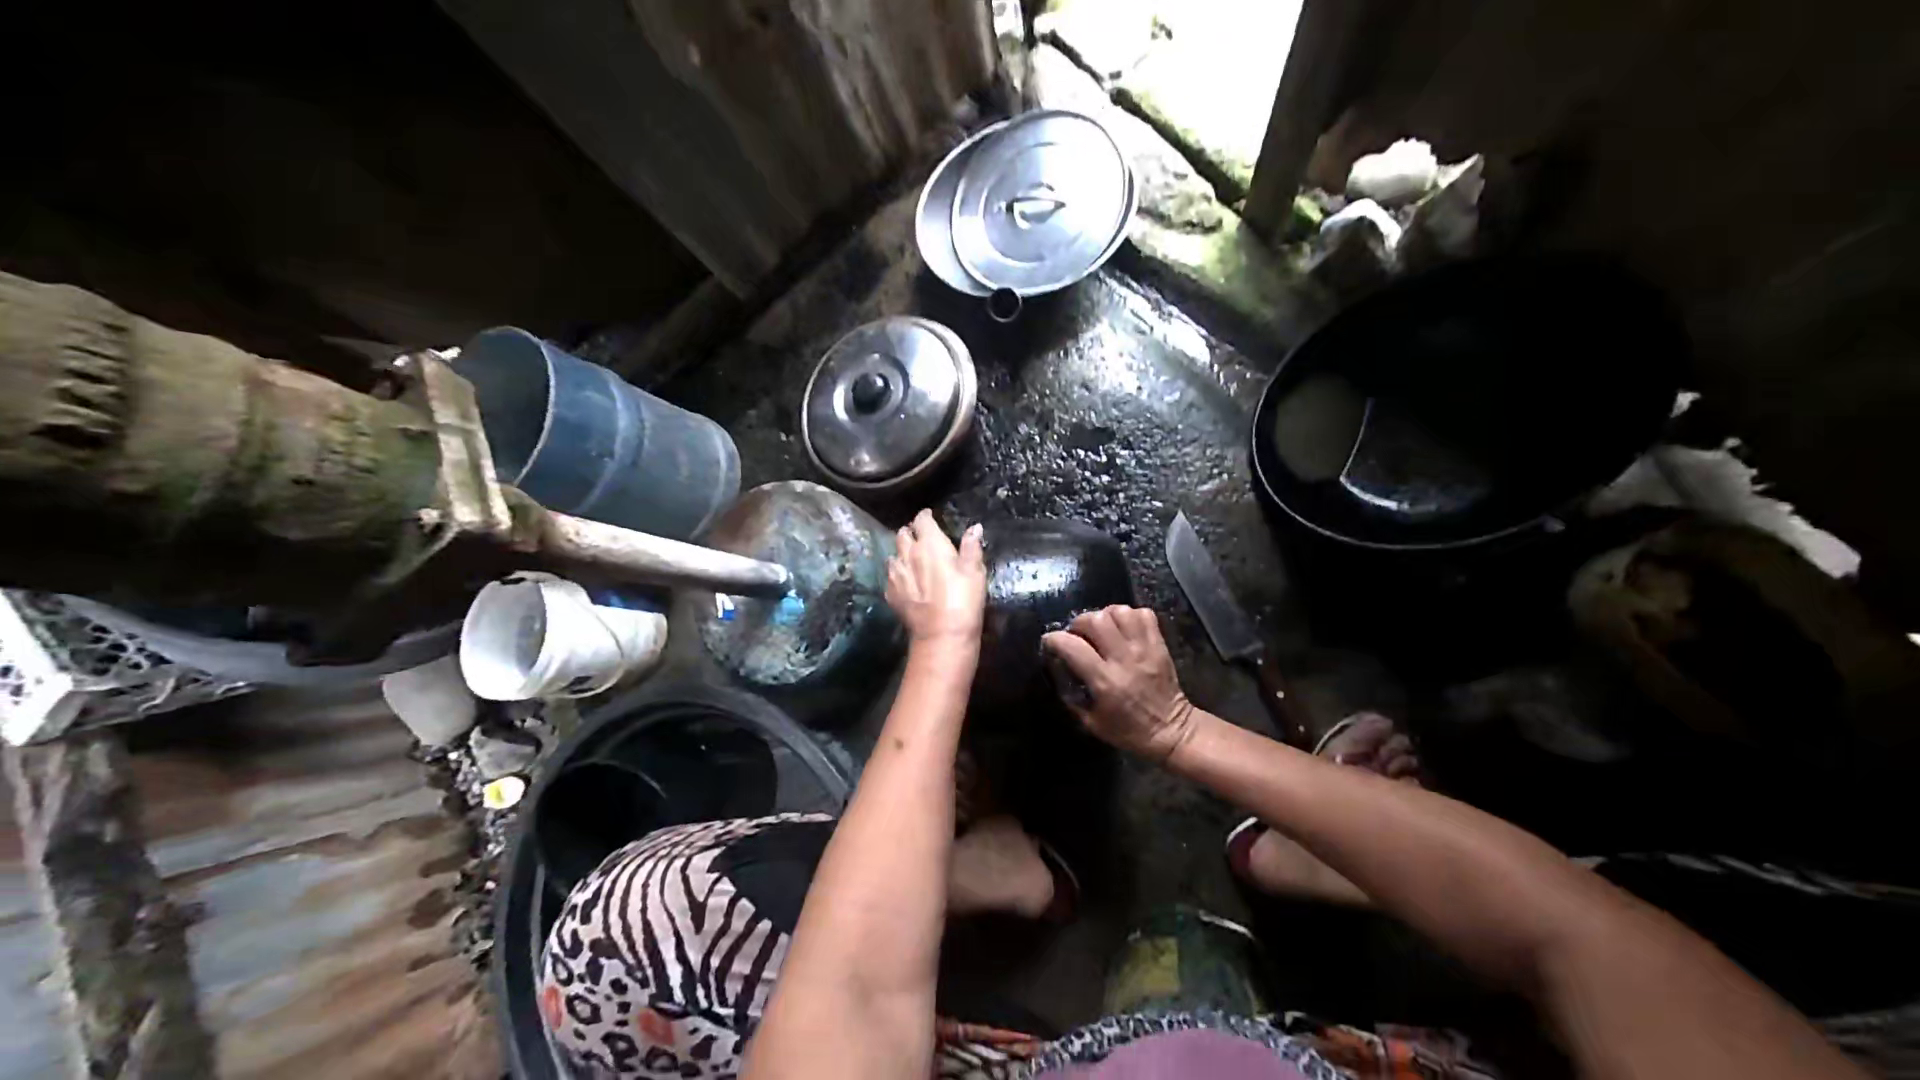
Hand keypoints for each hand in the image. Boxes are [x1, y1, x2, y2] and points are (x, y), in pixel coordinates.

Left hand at [886, 510, 985, 648]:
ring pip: (893, 555)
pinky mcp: (890, 593)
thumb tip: (975, 528)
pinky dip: (898, 574)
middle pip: (903, 534)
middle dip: (911, 533)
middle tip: (921, 538)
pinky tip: (907, 582)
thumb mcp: (975, 572)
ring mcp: (895, 574)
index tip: (930, 518)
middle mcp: (907, 554)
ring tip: (912, 560)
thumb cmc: (963, 599)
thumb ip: (971, 547)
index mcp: (929, 544)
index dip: (926, 517)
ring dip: (902, 554)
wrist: (941, 635)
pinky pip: (891, 576)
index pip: (921, 520)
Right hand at [1042, 606, 1198, 762]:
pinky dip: (1129, 615)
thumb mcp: (1090, 722)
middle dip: (1079, 623)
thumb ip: (1070, 696)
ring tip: (1101, 628)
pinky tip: (1123, 628)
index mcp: (1105, 681)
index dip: (1054, 639)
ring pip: (1120, 612)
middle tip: (1078, 635)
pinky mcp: (1159, 645)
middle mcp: (1124, 659)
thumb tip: (1057, 668)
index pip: (1072, 646)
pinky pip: (1144, 615)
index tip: (1050, 642)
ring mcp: (1145, 649)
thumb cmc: (1129, 731)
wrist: (1172, 732)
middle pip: (1096, 620)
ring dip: (1104, 616)